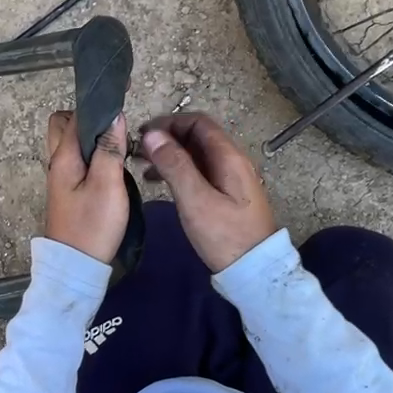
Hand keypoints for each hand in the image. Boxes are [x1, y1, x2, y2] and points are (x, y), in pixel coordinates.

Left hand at [43, 110, 130, 263]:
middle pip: (63, 125)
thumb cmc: (93, 226)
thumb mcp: (108, 185)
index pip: (75, 116)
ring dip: (91, 137)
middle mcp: (56, 163)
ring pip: (70, 144)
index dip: (98, 102)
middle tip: (114, 126)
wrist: (76, 266)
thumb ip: (110, 149)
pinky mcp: (69, 190)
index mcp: (63, 158)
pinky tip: (111, 162)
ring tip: (118, 143)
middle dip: (87, 117)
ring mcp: (61, 177)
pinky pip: (77, 160)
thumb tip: (115, 117)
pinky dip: (91, 153)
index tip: (123, 94)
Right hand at [138, 113, 277, 271]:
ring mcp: (231, 179)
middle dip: (167, 138)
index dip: (168, 123)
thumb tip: (152, 135)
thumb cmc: (224, 235)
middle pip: (197, 137)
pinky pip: (200, 172)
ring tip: (144, 168)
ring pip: (197, 155)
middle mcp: (232, 162)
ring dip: (171, 156)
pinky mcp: (227, 195)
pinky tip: (162, 184)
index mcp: (228, 157)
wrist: (254, 270)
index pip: (198, 122)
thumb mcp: (195, 200)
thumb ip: (174, 165)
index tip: (142, 134)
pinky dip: (179, 171)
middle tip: (138, 151)